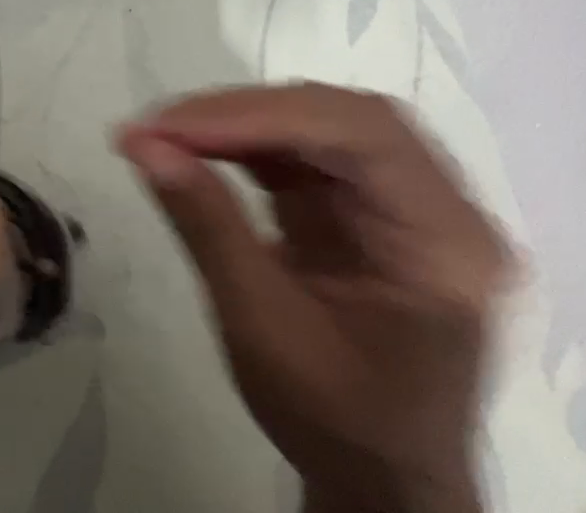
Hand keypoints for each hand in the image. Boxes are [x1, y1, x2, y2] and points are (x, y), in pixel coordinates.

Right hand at [116, 84, 511, 512]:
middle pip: (346, 118)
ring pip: (322, 126)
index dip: (257, 116)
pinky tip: (193, 151)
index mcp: (444, 244)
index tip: (164, 129)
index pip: (360, 136)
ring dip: (237, 122)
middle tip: (157, 127)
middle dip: (244, 111)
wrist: (378, 475)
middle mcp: (439, 213)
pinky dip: (241, 145)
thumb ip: (206, 225)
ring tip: (161, 135)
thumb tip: (141, 145)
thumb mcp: (260, 323)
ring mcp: (403, 211)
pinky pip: (304, 155)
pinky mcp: (363, 216)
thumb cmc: (332, 414)